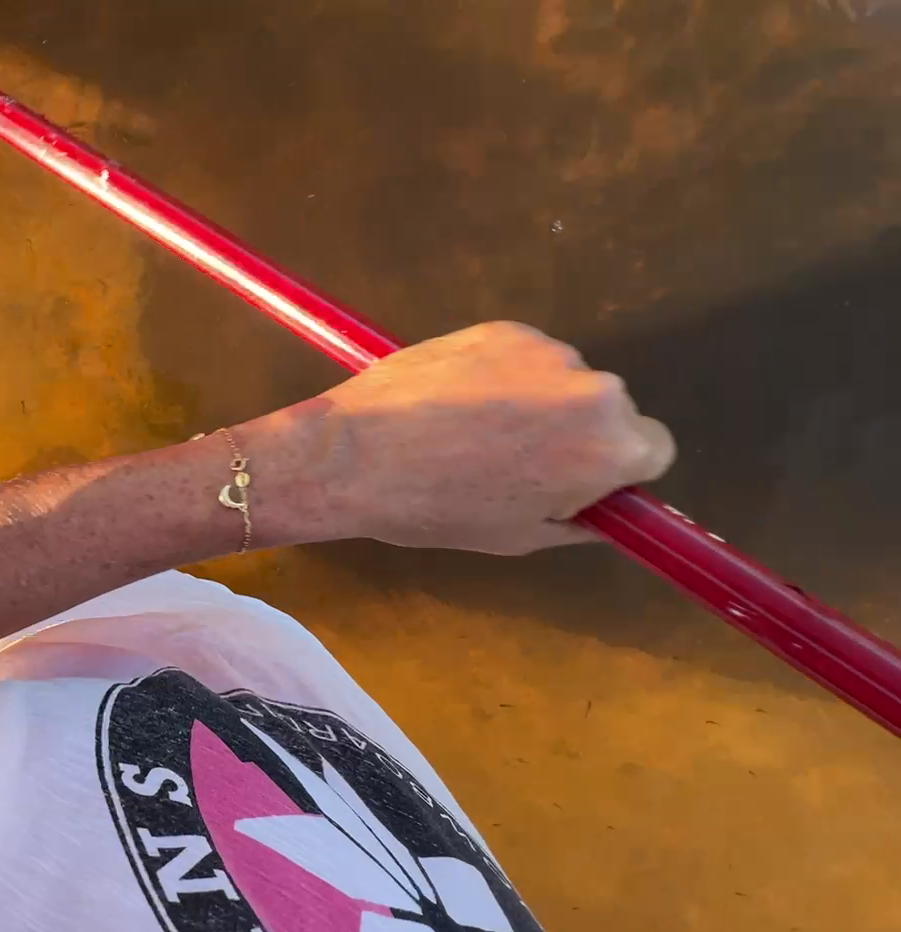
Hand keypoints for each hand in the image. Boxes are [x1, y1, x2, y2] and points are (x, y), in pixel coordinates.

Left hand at [280, 321, 675, 554]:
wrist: (349, 455)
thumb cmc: (428, 507)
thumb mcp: (512, 537)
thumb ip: (576, 525)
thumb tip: (606, 516)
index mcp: (614, 447)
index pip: (650, 451)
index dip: (605, 469)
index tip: (560, 479)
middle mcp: (598, 388)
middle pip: (605, 410)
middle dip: (567, 432)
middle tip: (494, 457)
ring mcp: (547, 350)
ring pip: (556, 379)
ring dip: (525, 398)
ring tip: (454, 429)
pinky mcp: (500, 328)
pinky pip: (514, 355)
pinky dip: (490, 373)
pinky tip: (442, 399)